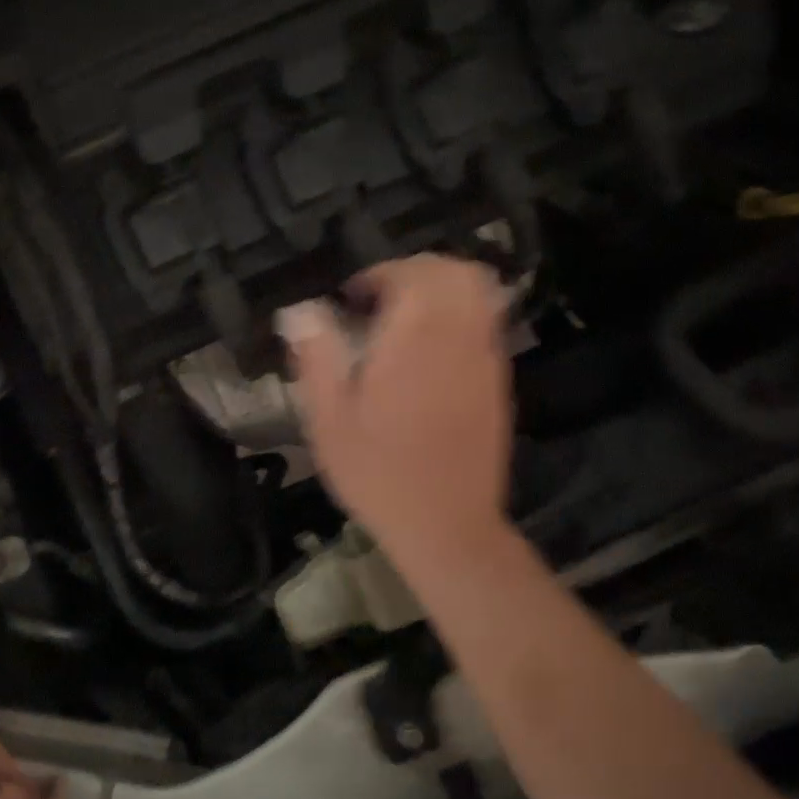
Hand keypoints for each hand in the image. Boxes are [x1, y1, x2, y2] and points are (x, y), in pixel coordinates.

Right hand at [277, 255, 512, 553]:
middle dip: (414, 272)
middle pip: (455, 272)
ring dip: (439, 291)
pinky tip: (424, 355)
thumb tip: (300, 310)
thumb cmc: (377, 473)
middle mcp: (459, 339)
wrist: (446, 526)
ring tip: (402, 322)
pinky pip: (485, 326)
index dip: (378, 275)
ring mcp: (486, 360)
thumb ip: (316, 356)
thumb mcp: (328, 419)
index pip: (412, 273)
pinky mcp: (498, 383)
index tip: (349, 301)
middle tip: (376, 302)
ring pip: (478, 294)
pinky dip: (457, 319)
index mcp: (414, 341)